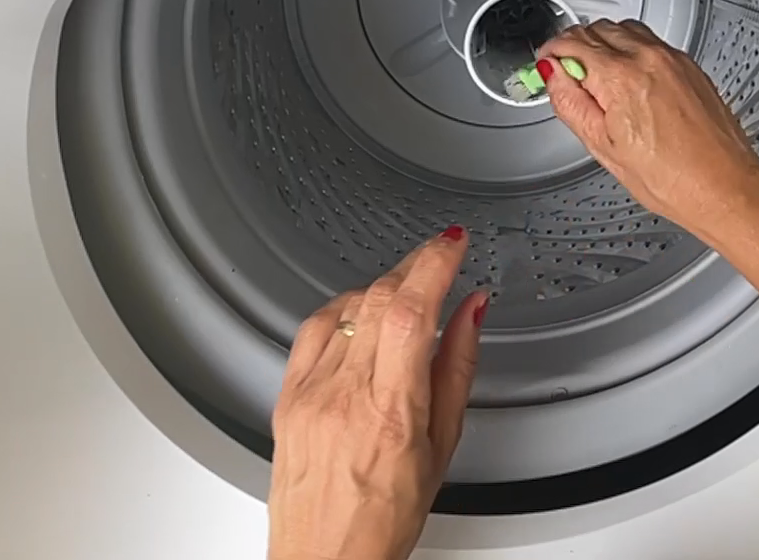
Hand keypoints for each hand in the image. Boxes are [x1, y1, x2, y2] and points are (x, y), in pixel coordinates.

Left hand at [267, 228, 487, 559]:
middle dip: (417, 262)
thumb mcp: (444, 441)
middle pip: (380, 297)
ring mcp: (309, 392)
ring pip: (349, 304)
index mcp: (391, 408)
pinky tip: (364, 309)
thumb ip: (458, 363)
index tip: (454, 242)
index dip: (435, 263)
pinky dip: (346, 305)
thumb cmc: (388, 515)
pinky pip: (314, 326)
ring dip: (386, 283)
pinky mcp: (286, 396)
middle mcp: (344, 394)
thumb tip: (472, 307)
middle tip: (441, 252)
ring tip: (409, 286)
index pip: (412, 310)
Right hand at [538, 20, 758, 233]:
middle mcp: (648, 58)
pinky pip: (651, 40)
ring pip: (625, 28)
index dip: (552, 52)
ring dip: (605, 42)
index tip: (548, 64)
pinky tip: (630, 77)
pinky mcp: (689, 64)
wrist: (723, 185)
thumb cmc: (672, 178)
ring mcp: (672, 58)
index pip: (573, 42)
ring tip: (599, 76)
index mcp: (621, 77)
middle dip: (576, 46)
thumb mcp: (603, 147)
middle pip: (598, 29)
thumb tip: (553, 75)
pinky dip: (631, 48)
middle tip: (569, 74)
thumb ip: (571, 103)